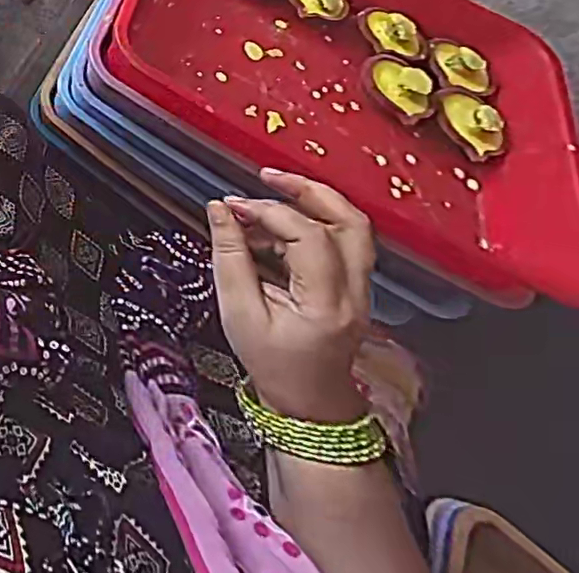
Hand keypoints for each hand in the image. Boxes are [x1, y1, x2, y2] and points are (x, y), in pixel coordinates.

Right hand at [208, 168, 375, 422]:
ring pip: (351, 227)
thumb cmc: (272, 363)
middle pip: (350, 221)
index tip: (232, 208)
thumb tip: (219, 209)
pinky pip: (337, 240)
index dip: (267, 212)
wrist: (308, 403)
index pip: (308, 235)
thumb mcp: (238, 312)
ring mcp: (358, 288)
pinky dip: (306, 222)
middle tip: (268, 176)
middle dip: (307, 189)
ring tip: (269, 193)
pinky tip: (271, 229)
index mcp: (327, 302)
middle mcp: (354, 291)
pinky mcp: (350, 285)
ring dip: (312, 202)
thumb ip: (229, 255)